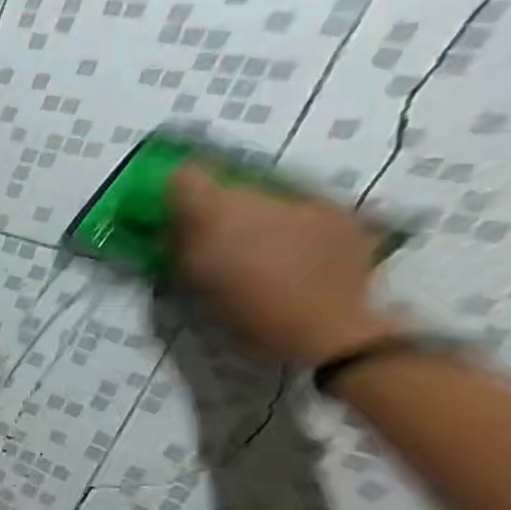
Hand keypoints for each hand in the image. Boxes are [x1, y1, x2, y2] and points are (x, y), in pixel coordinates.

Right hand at [168, 165, 404, 365]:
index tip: (177, 218)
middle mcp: (258, 195)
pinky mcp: (339, 214)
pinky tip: (302, 257)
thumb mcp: (196, 289)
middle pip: (230, 187)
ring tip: (267, 254)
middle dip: (223, 211)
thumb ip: (181, 250)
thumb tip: (171, 230)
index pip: (184, 176)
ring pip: (269, 197)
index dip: (177, 194)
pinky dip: (298, 227)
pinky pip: (306, 210)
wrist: (328, 333)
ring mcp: (304, 201)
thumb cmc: (249, 317)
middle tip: (223, 245)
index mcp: (216, 212)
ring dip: (261, 219)